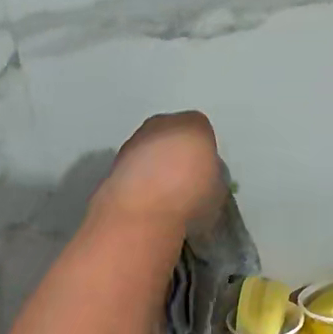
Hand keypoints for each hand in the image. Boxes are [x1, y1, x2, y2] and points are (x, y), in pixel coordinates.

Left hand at [92, 112, 223, 230]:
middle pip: (172, 140)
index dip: (202, 161)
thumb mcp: (218, 194)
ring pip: (149, 154)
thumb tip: (204, 187)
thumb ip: (212, 182)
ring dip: (152, 172)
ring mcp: (134, 141)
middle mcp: (162, 123)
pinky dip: (136, 184)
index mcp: (196, 125)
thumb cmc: (191, 198)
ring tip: (158, 202)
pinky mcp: (114, 162)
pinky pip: (132, 172)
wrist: (145, 210)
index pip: (203, 137)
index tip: (201, 183)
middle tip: (179, 191)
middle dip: (175, 161)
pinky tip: (141, 206)